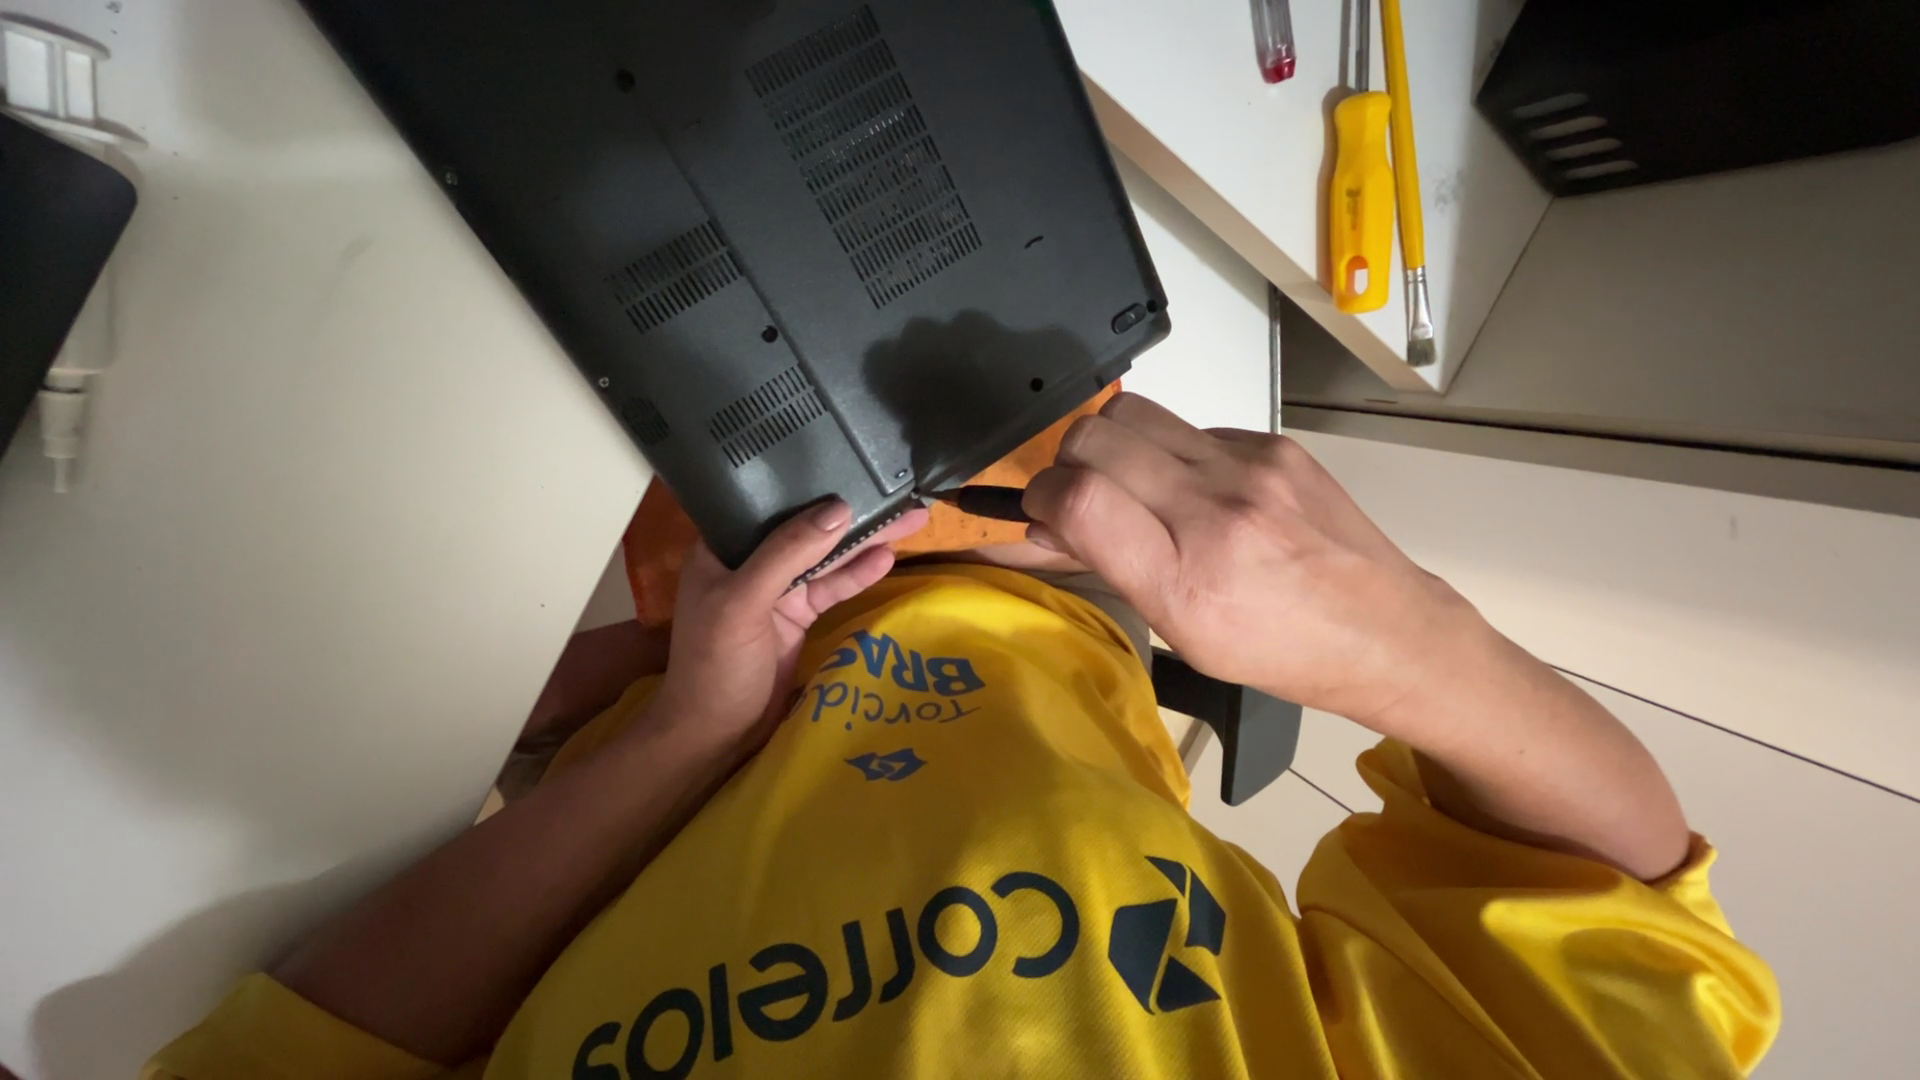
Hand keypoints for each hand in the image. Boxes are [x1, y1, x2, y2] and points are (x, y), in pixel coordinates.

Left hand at [652, 500, 929, 751]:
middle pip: (808, 528)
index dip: (810, 484)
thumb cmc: (714, 665)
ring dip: (864, 541)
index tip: (853, 464)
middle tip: (898, 492)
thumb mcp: (743, 603)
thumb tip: (839, 510)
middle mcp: (751, 560)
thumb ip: (787, 555)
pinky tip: (886, 558)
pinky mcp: (799, 615)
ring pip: (826, 557)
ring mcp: (778, 589)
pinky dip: (858, 574)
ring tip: (909, 518)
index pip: (771, 503)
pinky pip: (832, 587)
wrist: (716, 735)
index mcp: (723, 547)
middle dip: (851, 512)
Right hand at [1022, 393, 1473, 725]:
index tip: (1043, 510)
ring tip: (1129, 482)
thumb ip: (1112, 567)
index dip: (1042, 495)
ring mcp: (1249, 466)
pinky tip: (1194, 488)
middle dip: (1066, 462)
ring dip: (1108, 444)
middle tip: (1080, 494)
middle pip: (1094, 438)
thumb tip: (1049, 522)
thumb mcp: (1181, 633)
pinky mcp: (1273, 443)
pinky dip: (1167, 452)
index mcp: (1185, 581)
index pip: (1080, 500)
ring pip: (1132, 414)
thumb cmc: (1274, 650)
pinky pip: (1188, 427)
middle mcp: (1216, 511)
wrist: (1385, 629)